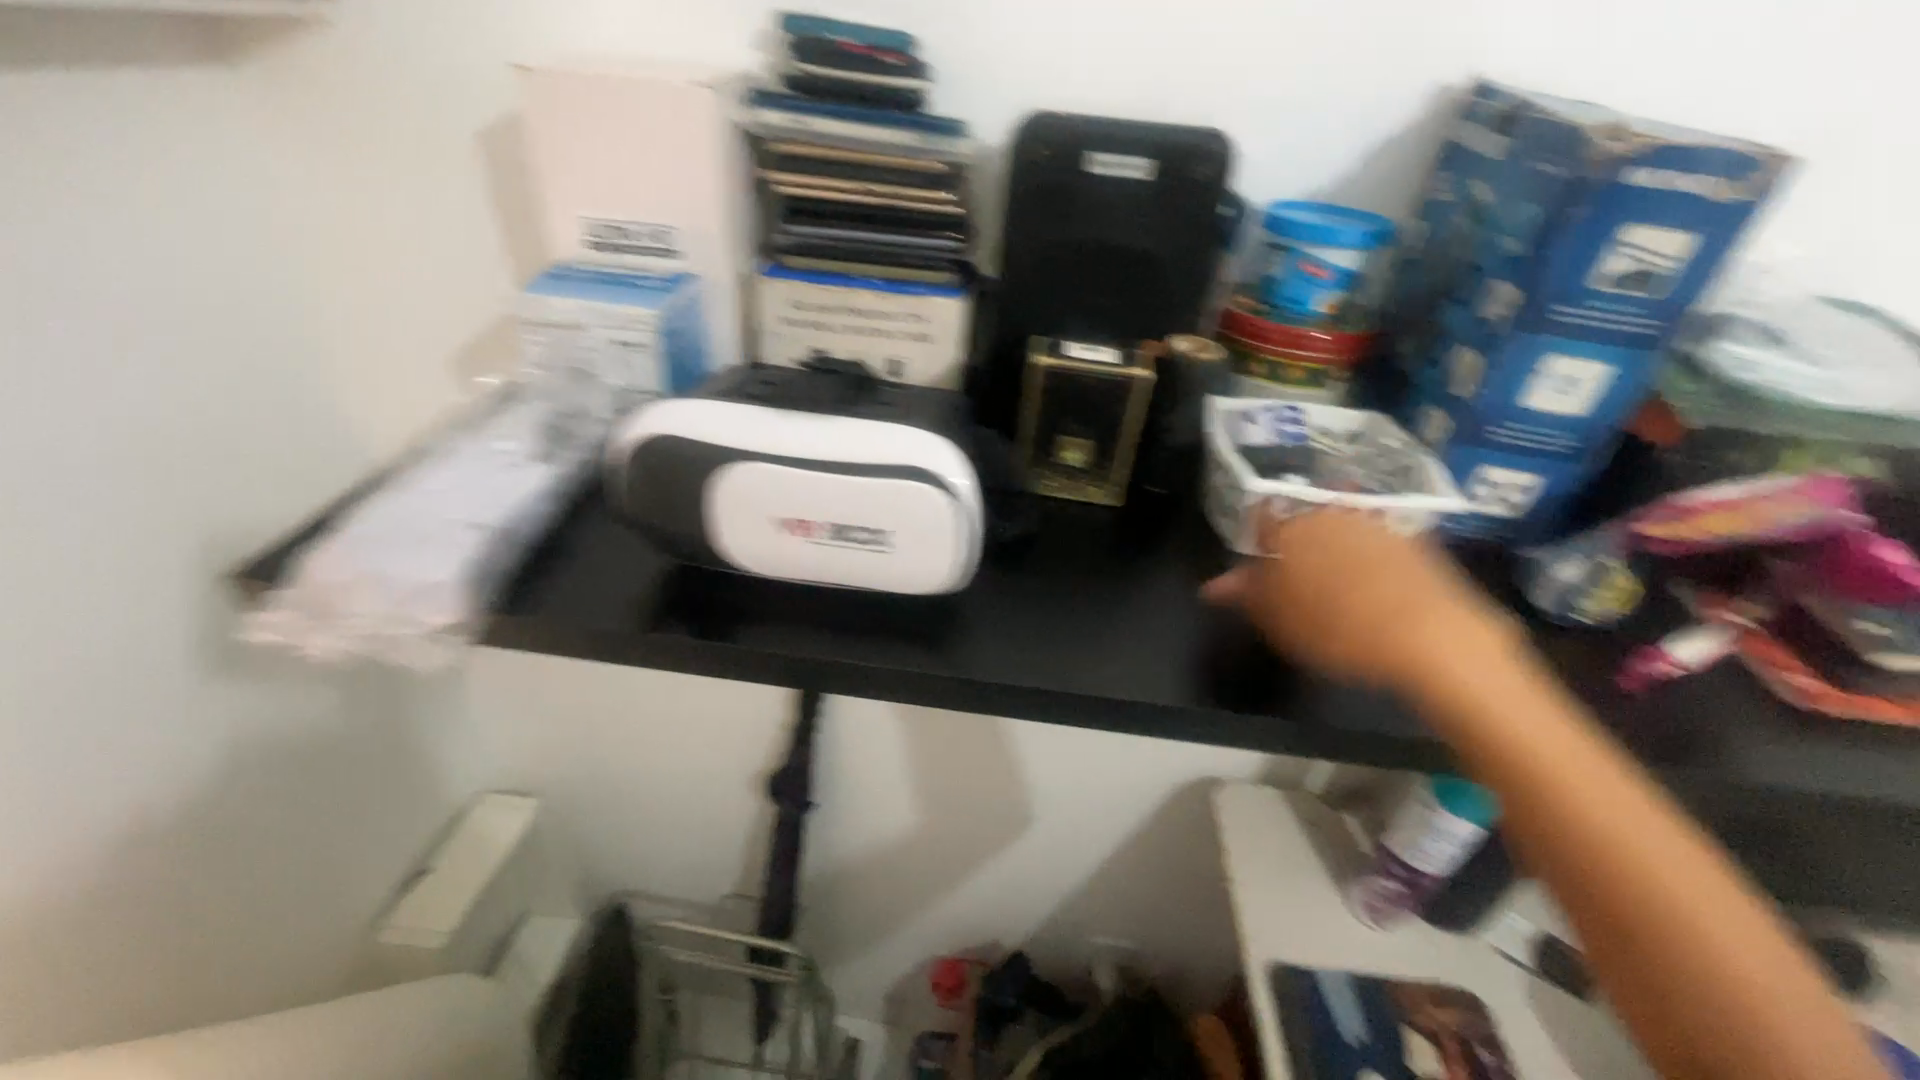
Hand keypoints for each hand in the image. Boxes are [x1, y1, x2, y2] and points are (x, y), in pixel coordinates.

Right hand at [1201, 509, 1520, 694]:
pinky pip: (1380, 538)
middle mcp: (1329, 514)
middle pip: (1302, 518)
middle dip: (1295, 539)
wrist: (1430, 636)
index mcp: (1288, 530)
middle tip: (1294, 574)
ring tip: (1333, 577)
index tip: (1256, 563)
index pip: (1260, 519)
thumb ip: (1246, 597)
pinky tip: (1372, 581)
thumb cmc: (1337, 629)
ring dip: (1334, 543)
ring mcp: (1376, 522)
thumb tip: (1213, 585)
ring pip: (1342, 524)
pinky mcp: (1415, 539)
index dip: (1255, 539)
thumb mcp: (1278, 621)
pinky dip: (1371, 553)